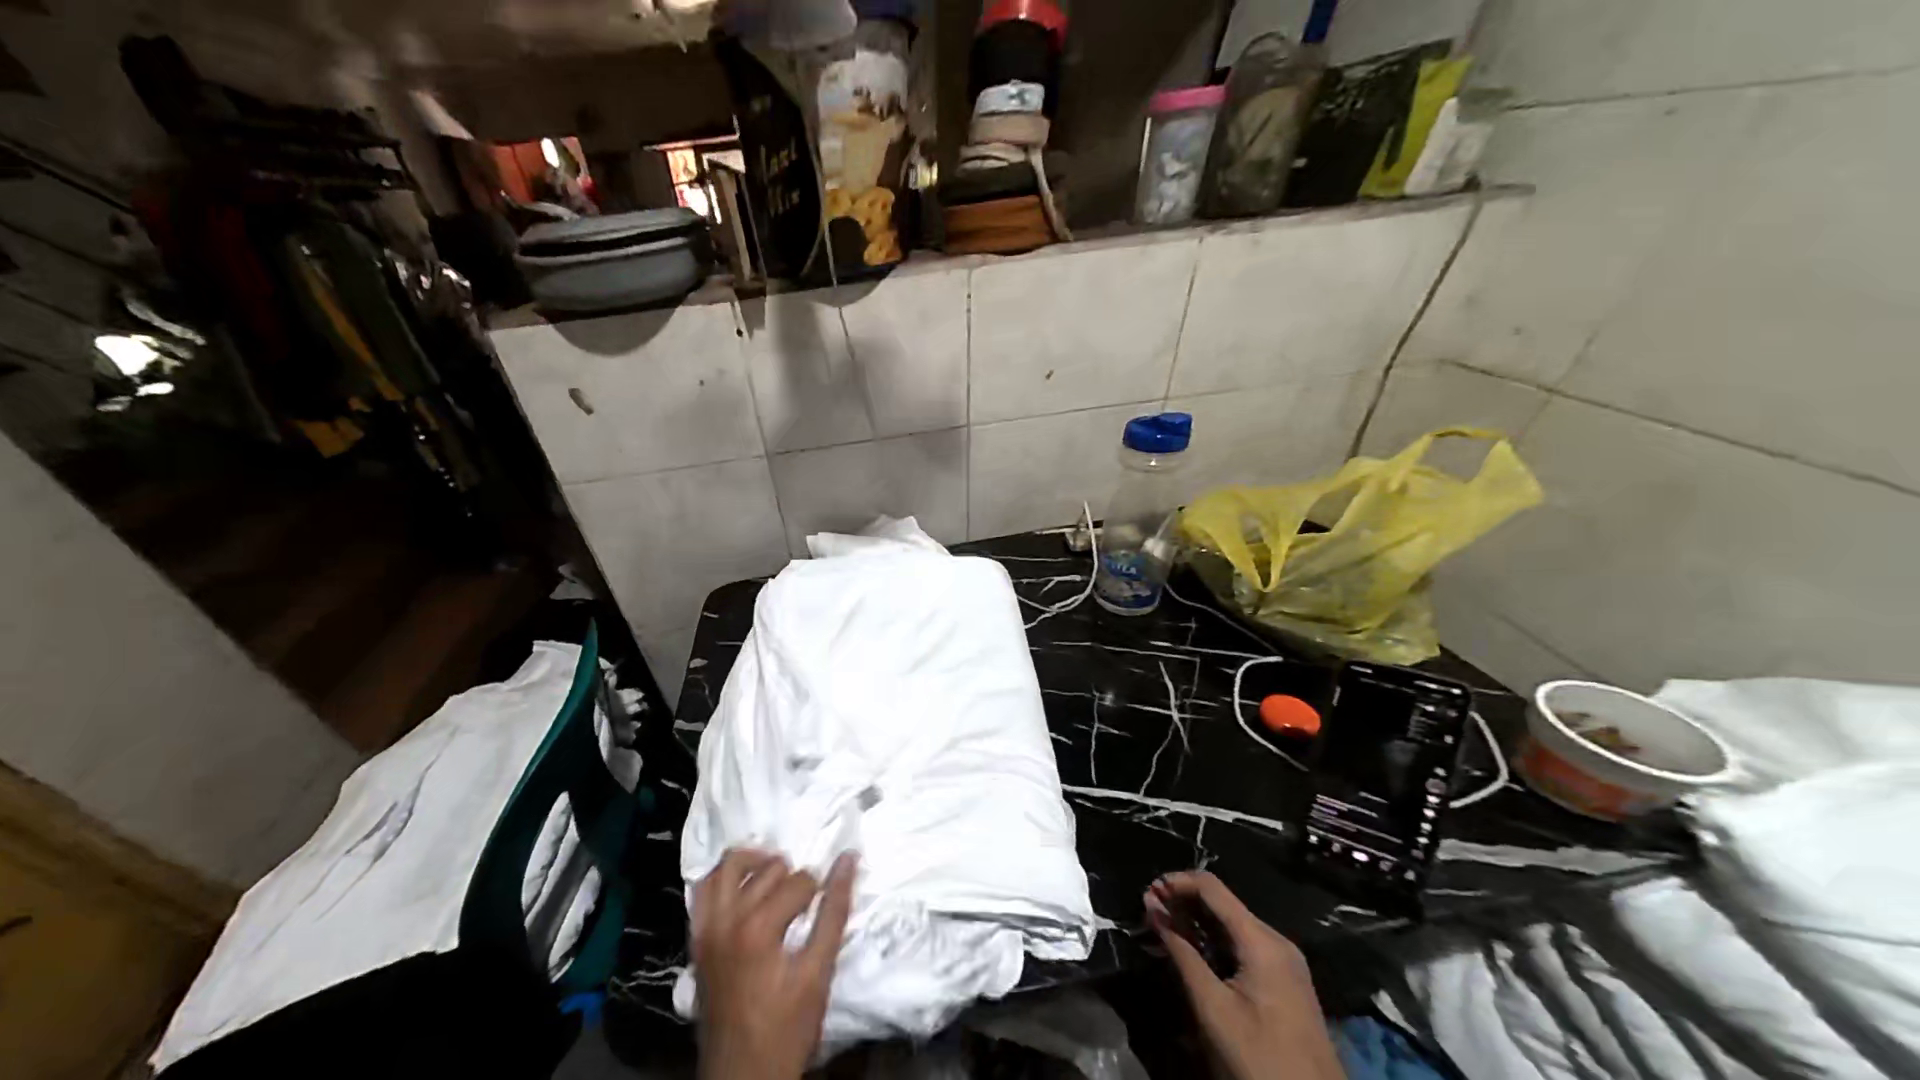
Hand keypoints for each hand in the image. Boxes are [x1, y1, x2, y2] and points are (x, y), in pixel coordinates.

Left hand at [693, 849, 856, 1079]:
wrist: (742, 1076)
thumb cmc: (787, 1028)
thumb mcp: (819, 971)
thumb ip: (834, 911)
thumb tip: (849, 859)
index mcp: (758, 928)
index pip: (798, 881)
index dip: (818, 889)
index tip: (823, 907)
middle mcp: (726, 921)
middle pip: (767, 870)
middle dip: (792, 876)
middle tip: (806, 897)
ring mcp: (706, 930)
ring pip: (726, 869)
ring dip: (756, 864)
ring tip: (778, 877)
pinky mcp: (696, 941)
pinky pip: (703, 892)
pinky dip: (724, 880)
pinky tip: (746, 889)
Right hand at [1145, 871, 1344, 1079]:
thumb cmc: (1259, 1061)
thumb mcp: (1211, 1007)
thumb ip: (1181, 952)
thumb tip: (1152, 908)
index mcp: (1262, 941)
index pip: (1212, 888)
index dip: (1177, 883)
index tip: (1146, 893)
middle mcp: (1276, 942)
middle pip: (1223, 903)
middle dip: (1184, 901)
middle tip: (1149, 911)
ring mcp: (1284, 962)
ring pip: (1232, 924)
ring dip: (1196, 921)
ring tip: (1163, 927)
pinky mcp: (1283, 982)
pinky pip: (1243, 945)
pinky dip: (1214, 941)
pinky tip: (1193, 950)